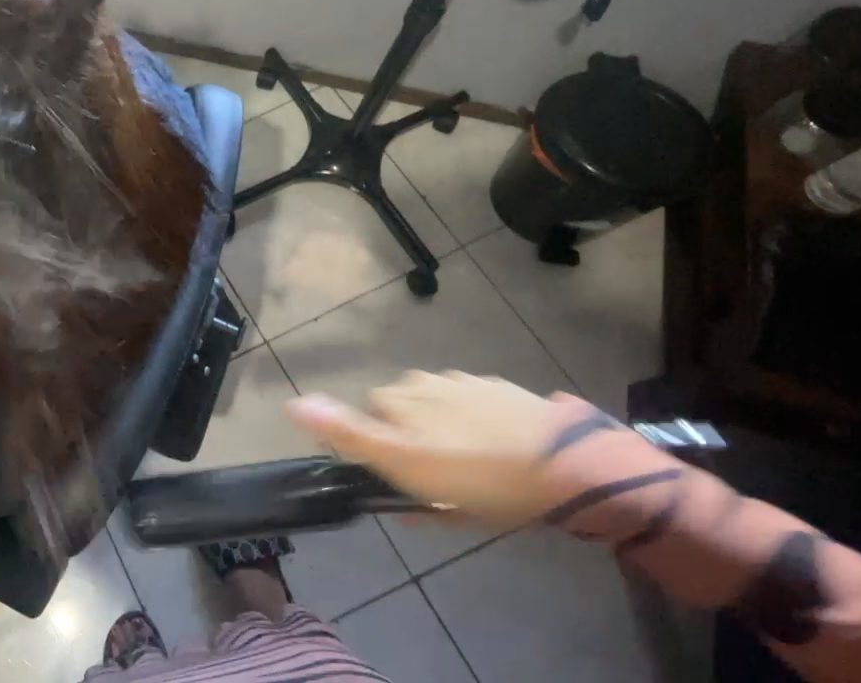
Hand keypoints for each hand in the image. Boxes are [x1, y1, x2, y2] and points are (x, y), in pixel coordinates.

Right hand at [287, 371, 590, 525]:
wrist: (568, 466)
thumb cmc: (477, 477)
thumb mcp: (405, 467)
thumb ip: (347, 434)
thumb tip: (292, 403)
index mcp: (395, 400)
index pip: (367, 418)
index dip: (380, 448)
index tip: (402, 477)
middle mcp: (422, 381)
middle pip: (402, 408)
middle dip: (412, 435)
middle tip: (437, 476)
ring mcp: (465, 382)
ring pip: (438, 405)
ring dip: (445, 427)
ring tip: (473, 463)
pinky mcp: (502, 388)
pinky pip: (475, 404)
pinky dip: (479, 422)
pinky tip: (499, 448)